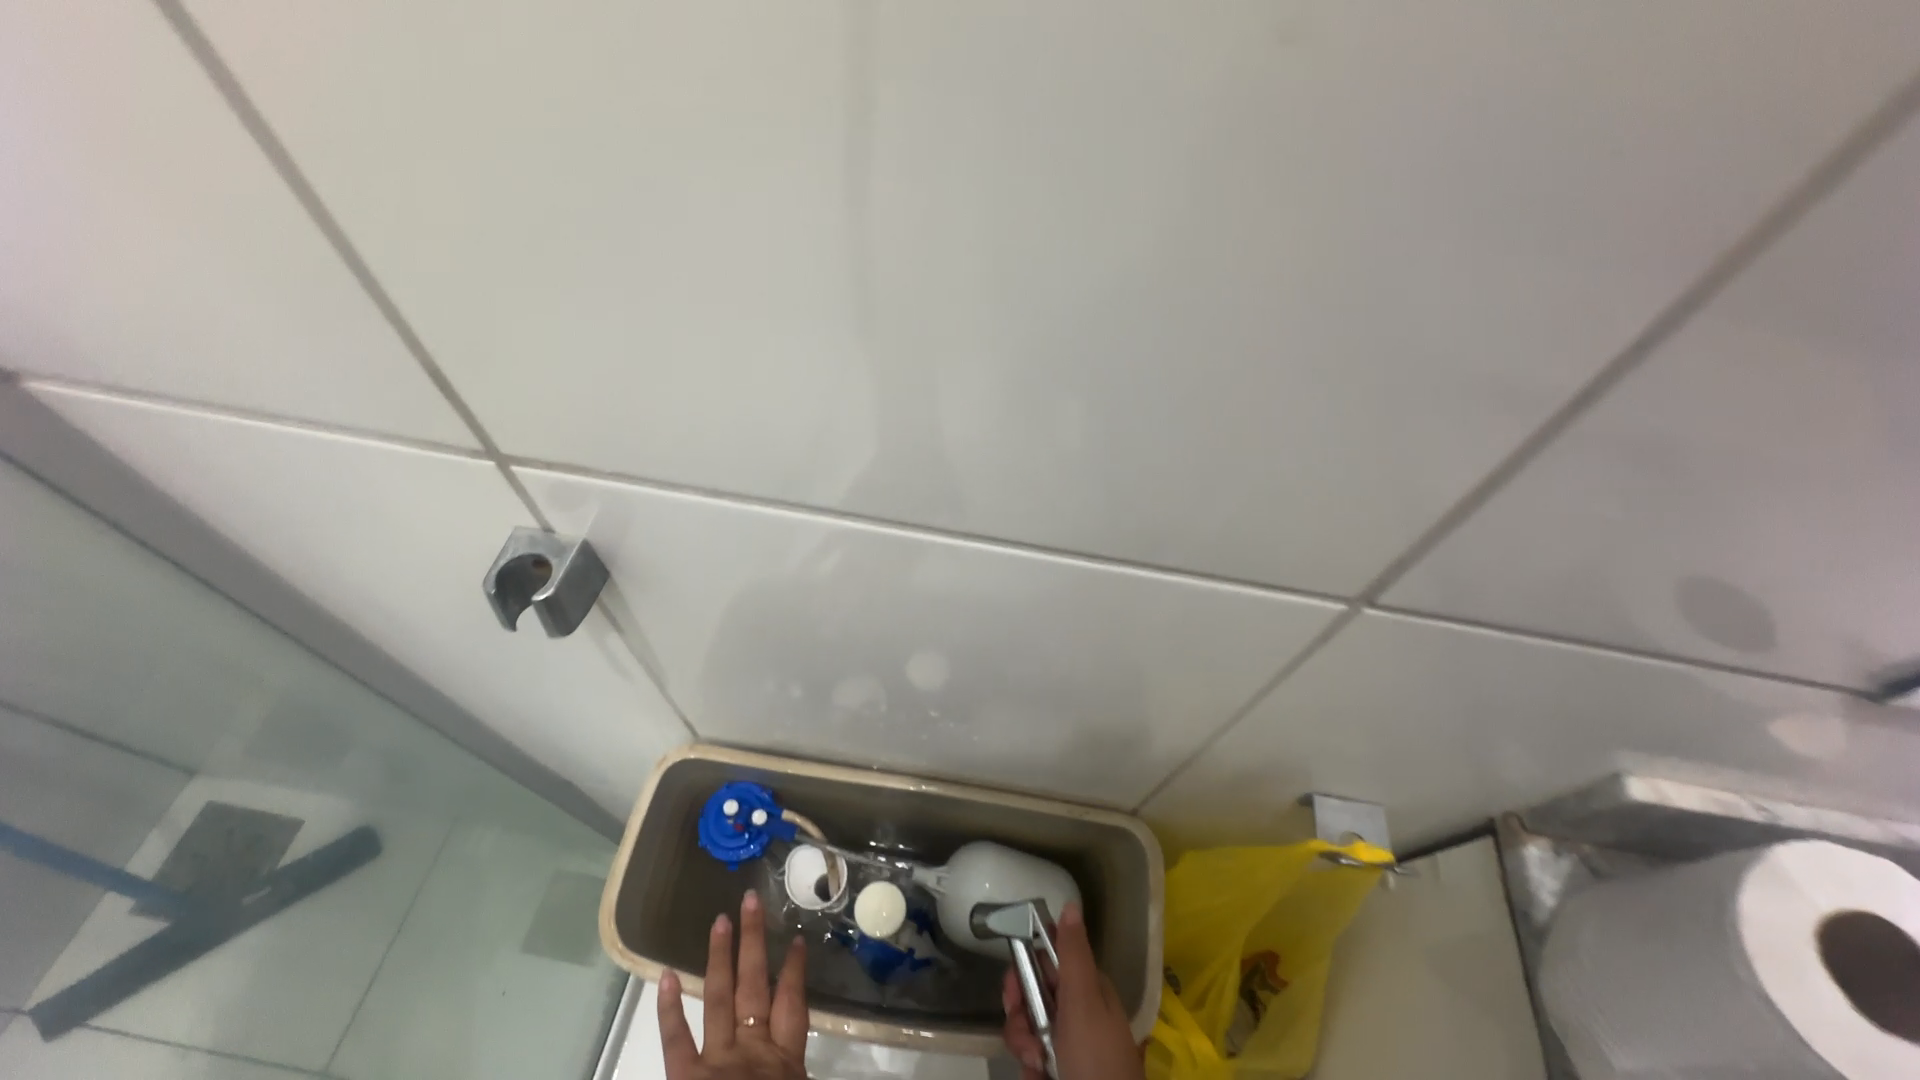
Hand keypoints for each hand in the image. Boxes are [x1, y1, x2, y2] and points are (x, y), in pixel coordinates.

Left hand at [658, 889, 807, 1079]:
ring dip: (721, 957)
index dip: (796, 971)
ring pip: (722, 998)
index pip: (794, 1007)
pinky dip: (670, 1009)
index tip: (797, 939)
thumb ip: (796, 1071)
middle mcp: (754, 1054)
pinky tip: (667, 976)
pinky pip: (677, 1041)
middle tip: (750, 901)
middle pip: (756, 987)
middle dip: (754, 944)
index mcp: (785, 1067)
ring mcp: (720, 1063)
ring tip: (720, 920)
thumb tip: (807, 1061)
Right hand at [1001, 902, 1144, 1079]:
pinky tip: (1039, 1078)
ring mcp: (1065, 1042)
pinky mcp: (1054, 1069)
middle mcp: (1075, 1011)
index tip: (1014, 987)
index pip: (1046, 960)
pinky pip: (1027, 1058)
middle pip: (1030, 995)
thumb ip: (1072, 954)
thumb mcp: (1084, 1000)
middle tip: (1030, 1035)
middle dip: (1020, 1015)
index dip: (1025, 968)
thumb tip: (1070, 904)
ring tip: (1038, 1066)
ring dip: (1023, 1046)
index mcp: (1087, 988)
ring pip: (1024, 1028)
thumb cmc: (1095, 1056)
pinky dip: (1029, 1070)